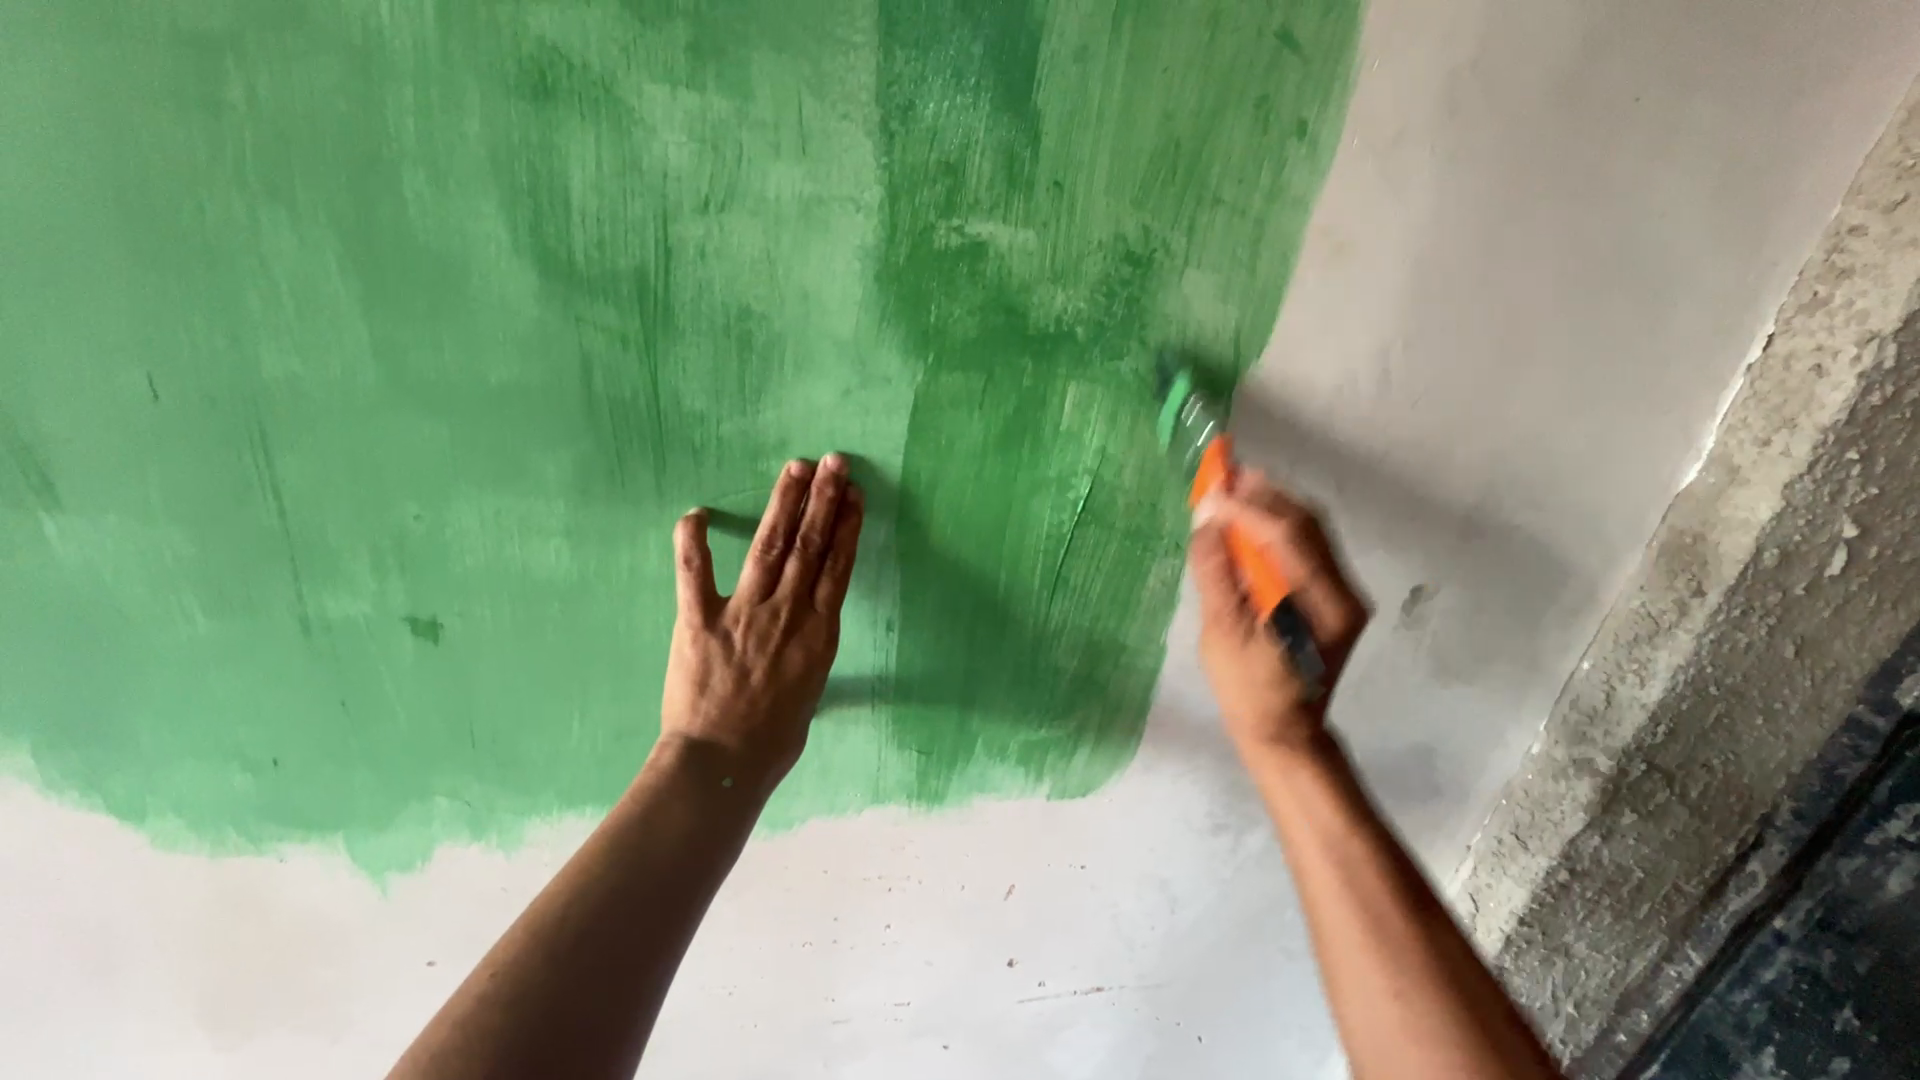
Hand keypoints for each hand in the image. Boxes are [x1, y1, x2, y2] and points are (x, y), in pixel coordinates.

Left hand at [657, 454, 864, 791]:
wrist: (722, 763)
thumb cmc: (772, 741)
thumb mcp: (810, 696)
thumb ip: (809, 658)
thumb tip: (807, 643)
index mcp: (819, 634)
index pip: (837, 567)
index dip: (847, 527)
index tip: (854, 495)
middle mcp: (787, 613)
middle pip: (810, 546)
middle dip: (824, 501)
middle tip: (834, 463)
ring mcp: (744, 613)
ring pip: (769, 547)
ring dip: (783, 505)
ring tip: (796, 469)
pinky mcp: (699, 621)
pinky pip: (694, 572)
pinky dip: (693, 540)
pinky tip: (696, 512)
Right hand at [1190, 470, 1367, 754]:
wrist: (1285, 731)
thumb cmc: (1247, 690)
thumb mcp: (1223, 634)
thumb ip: (1216, 573)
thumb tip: (1207, 519)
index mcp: (1322, 606)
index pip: (1286, 537)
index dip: (1247, 507)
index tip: (1212, 488)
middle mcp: (1344, 592)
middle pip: (1306, 523)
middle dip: (1262, 494)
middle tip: (1223, 474)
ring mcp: (1343, 593)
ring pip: (1310, 529)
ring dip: (1270, 504)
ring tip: (1232, 488)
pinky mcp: (1333, 595)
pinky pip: (1307, 546)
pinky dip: (1276, 526)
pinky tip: (1249, 519)